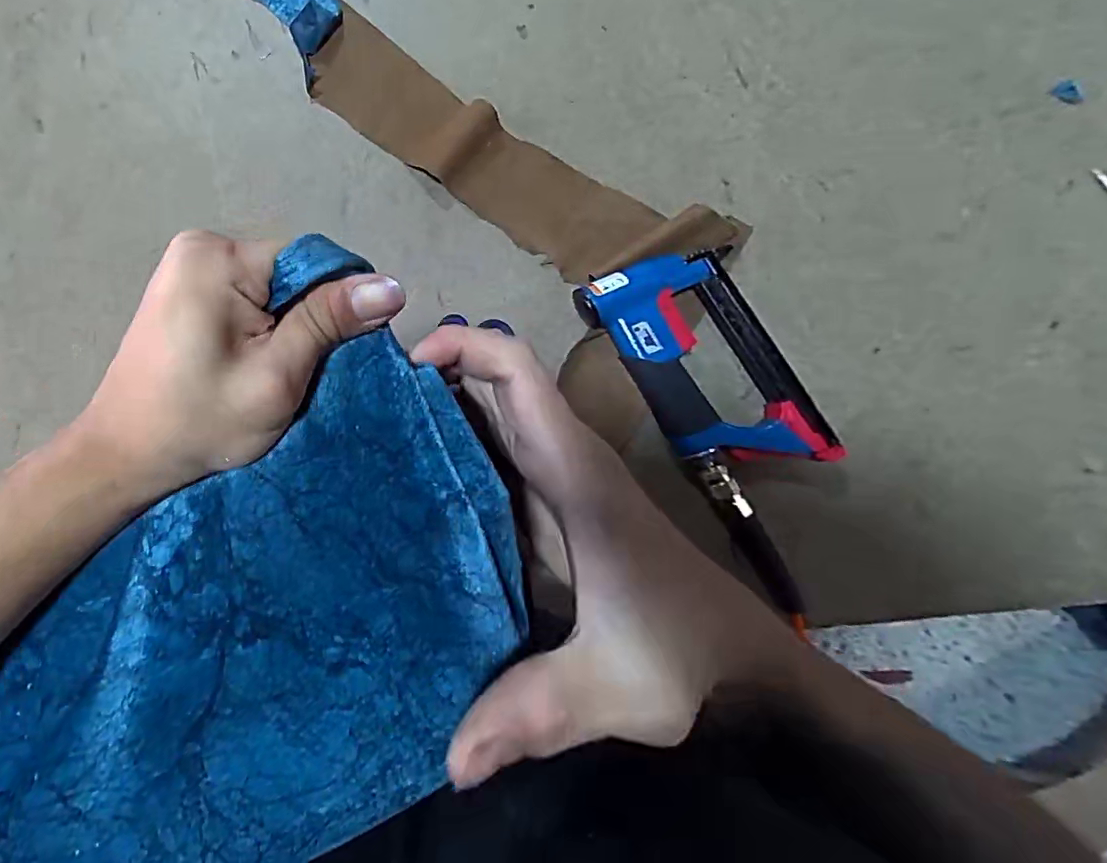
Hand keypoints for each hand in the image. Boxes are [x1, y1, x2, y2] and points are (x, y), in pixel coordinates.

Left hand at [74, 231, 405, 499]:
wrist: (122, 457)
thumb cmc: (199, 422)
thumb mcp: (276, 375)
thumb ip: (329, 322)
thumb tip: (391, 285)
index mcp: (218, 256)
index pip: (310, 261)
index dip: (335, 304)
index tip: (336, 351)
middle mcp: (199, 246)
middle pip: (289, 274)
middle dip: (305, 319)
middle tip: (299, 371)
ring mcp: (185, 267)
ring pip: (269, 289)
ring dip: (282, 327)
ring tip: (270, 371)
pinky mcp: (181, 290)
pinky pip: (243, 298)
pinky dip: (257, 328)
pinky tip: (246, 363)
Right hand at [411, 325, 799, 787]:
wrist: (743, 663)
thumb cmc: (684, 652)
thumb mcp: (615, 688)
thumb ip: (534, 712)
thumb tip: (447, 760)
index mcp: (574, 472)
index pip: (518, 374)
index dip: (464, 346)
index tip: (407, 363)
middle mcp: (560, 459)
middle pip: (493, 381)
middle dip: (431, 372)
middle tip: (363, 398)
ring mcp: (553, 479)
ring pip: (489, 411)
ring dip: (437, 404)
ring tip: (369, 427)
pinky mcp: (545, 503)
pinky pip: (490, 451)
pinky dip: (449, 443)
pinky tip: (406, 478)